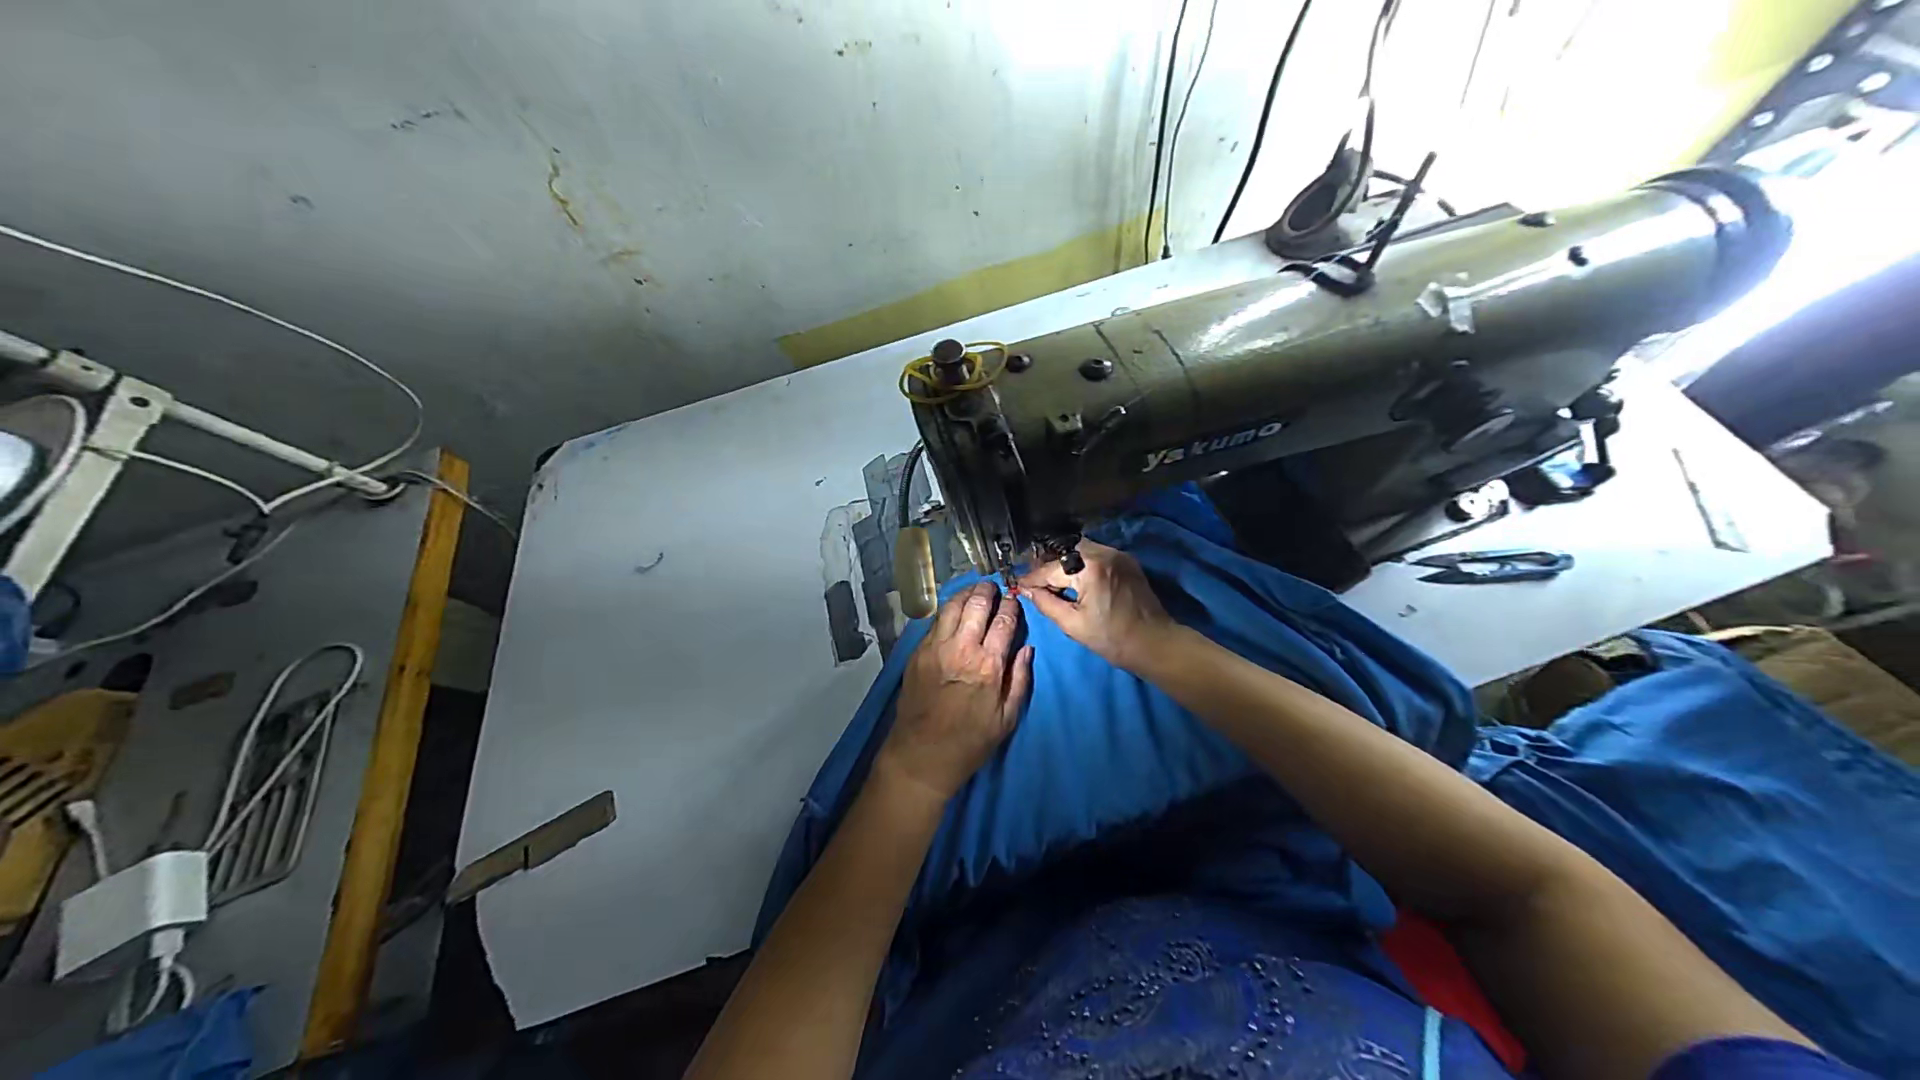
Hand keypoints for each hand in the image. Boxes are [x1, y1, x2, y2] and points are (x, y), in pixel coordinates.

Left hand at [875, 582, 1034, 801]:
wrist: (921, 756)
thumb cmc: (969, 742)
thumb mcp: (1007, 719)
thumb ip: (1019, 680)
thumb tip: (1027, 650)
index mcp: (988, 665)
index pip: (1003, 622)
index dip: (1011, 607)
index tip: (1014, 599)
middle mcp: (961, 649)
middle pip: (976, 606)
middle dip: (987, 592)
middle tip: (993, 586)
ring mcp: (935, 648)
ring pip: (951, 608)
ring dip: (965, 594)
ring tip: (974, 590)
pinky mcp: (917, 653)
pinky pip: (934, 622)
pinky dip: (947, 611)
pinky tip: (953, 610)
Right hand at [1018, 540, 1179, 670]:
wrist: (1154, 642)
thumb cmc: (1112, 638)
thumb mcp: (1073, 624)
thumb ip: (1047, 604)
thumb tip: (1027, 591)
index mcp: (1090, 568)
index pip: (1050, 568)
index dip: (1032, 579)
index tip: (1019, 586)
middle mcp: (1104, 553)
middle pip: (1064, 551)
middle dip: (1047, 566)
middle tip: (1036, 584)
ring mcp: (1118, 555)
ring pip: (1079, 550)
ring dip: (1064, 564)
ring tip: (1054, 583)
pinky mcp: (1126, 560)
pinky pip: (1095, 554)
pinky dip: (1081, 564)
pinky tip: (1076, 581)